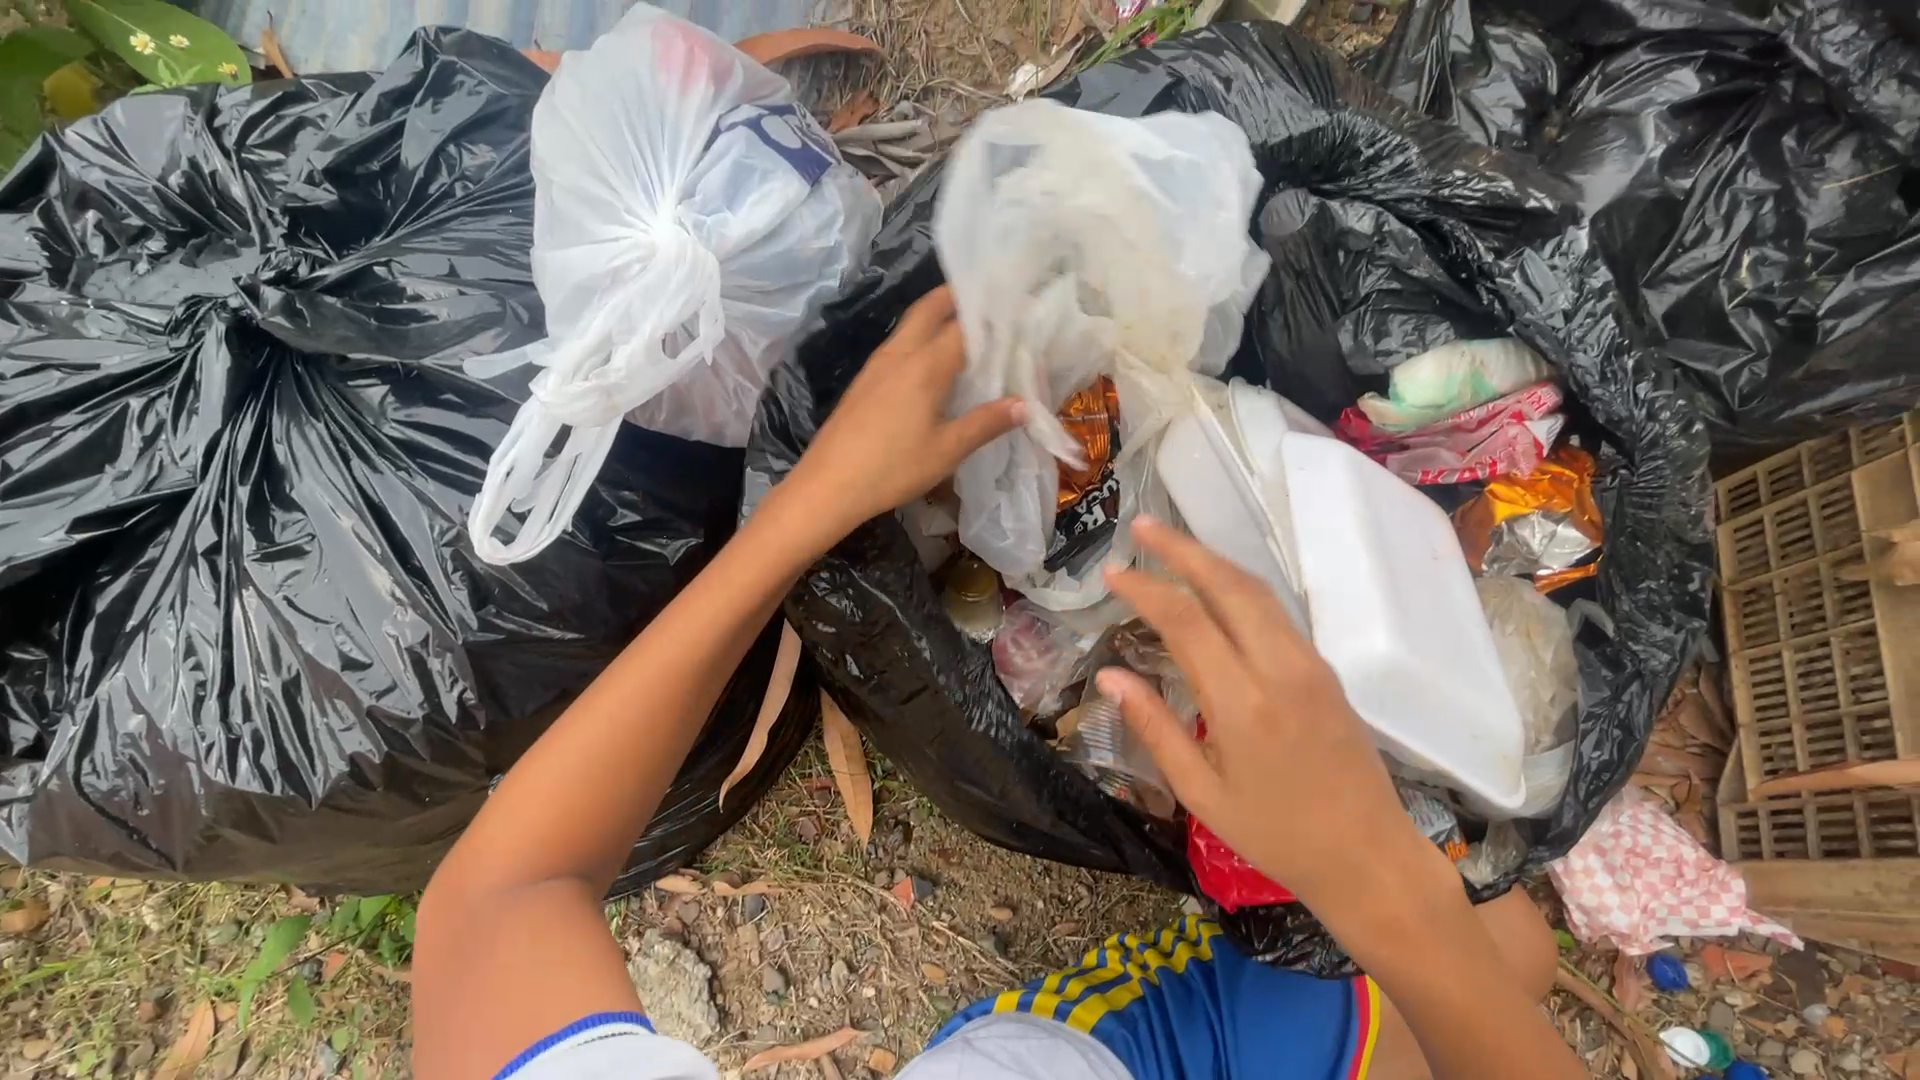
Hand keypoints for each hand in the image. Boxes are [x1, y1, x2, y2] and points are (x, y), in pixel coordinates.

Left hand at [778, 286, 1023, 546]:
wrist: (827, 486)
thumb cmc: (892, 468)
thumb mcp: (947, 450)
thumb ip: (986, 423)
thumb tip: (1025, 404)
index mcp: (924, 365)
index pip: (964, 326)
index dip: (993, 317)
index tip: (1019, 311)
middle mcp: (899, 354)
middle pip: (929, 309)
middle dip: (957, 297)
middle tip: (989, 299)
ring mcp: (876, 366)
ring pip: (910, 326)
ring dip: (937, 317)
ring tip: (967, 328)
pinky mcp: (864, 383)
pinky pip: (899, 346)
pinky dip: (921, 340)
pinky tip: (933, 364)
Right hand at [1099, 517, 1455, 911]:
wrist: (1370, 857)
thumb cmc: (1276, 836)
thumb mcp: (1200, 793)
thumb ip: (1153, 728)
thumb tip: (1109, 676)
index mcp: (1243, 704)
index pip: (1186, 623)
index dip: (1145, 590)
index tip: (1112, 572)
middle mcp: (1281, 670)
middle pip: (1228, 586)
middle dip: (1181, 549)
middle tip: (1141, 524)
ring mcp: (1310, 664)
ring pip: (1257, 591)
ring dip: (1211, 560)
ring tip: (1170, 543)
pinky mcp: (1325, 670)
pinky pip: (1275, 611)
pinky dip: (1237, 585)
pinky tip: (1213, 584)